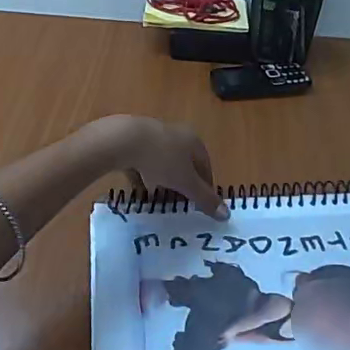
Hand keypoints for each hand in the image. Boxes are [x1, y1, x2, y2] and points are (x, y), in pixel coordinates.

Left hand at [93, 115, 227, 219]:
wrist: (123, 140)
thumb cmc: (162, 159)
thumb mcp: (186, 182)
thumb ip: (204, 198)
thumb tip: (226, 215)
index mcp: (193, 141)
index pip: (205, 167)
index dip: (204, 187)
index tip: (201, 205)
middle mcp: (175, 134)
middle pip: (183, 165)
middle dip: (181, 185)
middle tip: (178, 205)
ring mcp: (151, 136)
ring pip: (161, 163)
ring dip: (161, 181)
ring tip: (157, 200)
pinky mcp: (130, 141)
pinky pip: (140, 163)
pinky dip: (141, 176)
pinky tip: (137, 190)